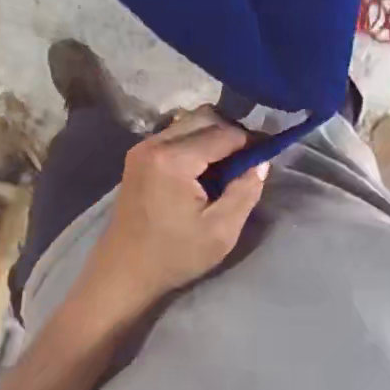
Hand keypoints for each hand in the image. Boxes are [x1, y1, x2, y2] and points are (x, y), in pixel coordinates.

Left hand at [66, 109, 268, 327]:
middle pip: (205, 117)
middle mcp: (155, 143)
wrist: (123, 272)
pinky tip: (205, 168)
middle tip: (249, 158)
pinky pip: (175, 134)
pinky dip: (195, 141)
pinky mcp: (138, 155)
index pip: (224, 133)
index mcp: (174, 160)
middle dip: (231, 132)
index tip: (267, 155)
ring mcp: (142, 147)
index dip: (250, 141)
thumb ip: (245, 191)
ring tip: (229, 163)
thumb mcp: (221, 231)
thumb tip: (262, 162)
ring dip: (213, 135)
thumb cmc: (173, 255)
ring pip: (189, 122)